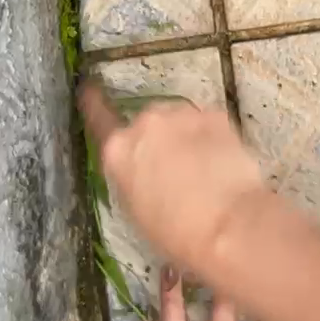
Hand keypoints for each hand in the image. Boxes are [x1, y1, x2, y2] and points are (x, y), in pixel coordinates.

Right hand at [79, 81, 271, 272]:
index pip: (98, 116)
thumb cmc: (178, 234)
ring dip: (185, 136)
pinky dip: (210, 138)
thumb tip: (142, 167)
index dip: (93, 101)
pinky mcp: (213, 113)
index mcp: (118, 151)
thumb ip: (131, 176)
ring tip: (202, 170)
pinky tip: (220, 164)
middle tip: (174, 170)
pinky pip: (206, 123)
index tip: (90, 87)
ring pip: (178, 120)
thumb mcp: (136, 210)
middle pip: (146, 123)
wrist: (230, 225)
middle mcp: (145, 122)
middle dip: (158, 139)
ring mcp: (181, 113)